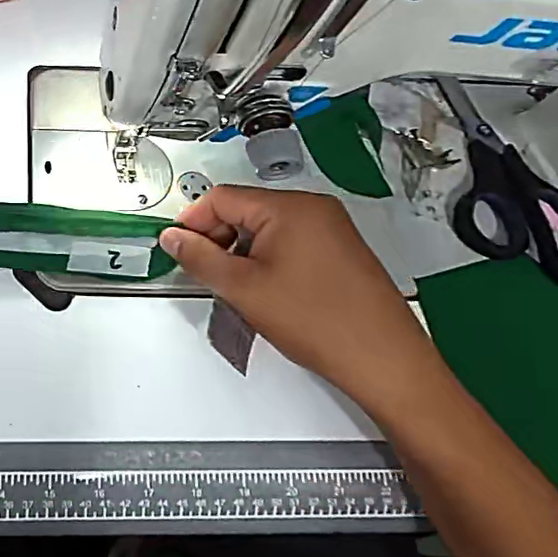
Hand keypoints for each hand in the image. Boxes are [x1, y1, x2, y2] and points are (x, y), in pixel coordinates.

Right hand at [161, 187, 437, 389]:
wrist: (383, 359)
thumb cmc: (320, 322)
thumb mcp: (243, 289)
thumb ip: (200, 257)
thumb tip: (174, 237)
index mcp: (290, 207)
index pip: (222, 197)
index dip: (193, 222)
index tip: (179, 248)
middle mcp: (314, 207)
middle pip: (244, 208)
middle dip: (217, 237)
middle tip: (206, 271)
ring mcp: (330, 226)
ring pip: (266, 226)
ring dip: (242, 249)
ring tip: (237, 286)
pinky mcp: (339, 247)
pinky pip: (290, 239)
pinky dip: (267, 257)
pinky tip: (266, 288)